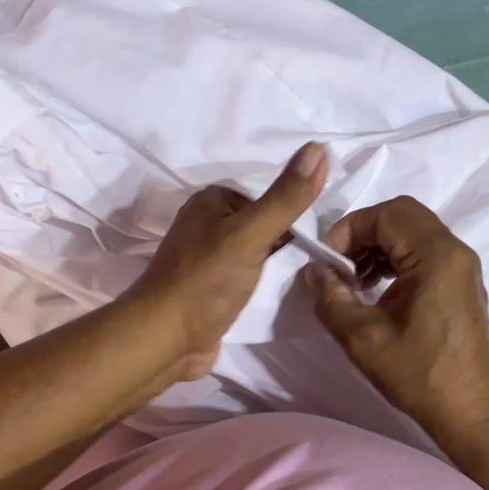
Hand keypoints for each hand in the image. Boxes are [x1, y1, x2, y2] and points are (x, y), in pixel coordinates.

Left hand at [123, 143, 327, 382]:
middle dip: (290, 237)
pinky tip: (288, 289)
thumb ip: (286, 197)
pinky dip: (267, 281)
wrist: (163, 341)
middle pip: (264, 222)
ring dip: (281, 261)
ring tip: (314, 271)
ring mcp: (208, 258)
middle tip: (324, 254)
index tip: (325, 229)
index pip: (268, 193)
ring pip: (258, 250)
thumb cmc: (205, 281)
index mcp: (212, 199)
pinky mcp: (212, 288)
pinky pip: (249, 275)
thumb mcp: (251, 234)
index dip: (297, 208)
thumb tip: (318, 148)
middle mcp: (207, 223)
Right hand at [305, 197, 488, 441]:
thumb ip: (330, 297)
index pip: (384, 214)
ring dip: (378, 244)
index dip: (348, 230)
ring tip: (354, 280)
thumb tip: (314, 271)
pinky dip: (396, 257)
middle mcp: (453, 250)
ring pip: (412, 230)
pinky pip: (424, 249)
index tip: (328, 262)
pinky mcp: (461, 281)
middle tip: (340, 264)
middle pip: (401, 214)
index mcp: (435, 255)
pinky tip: (375, 289)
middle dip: (363, 232)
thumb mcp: (362, 337)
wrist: (474, 410)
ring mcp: (461, 265)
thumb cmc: (420, 373)